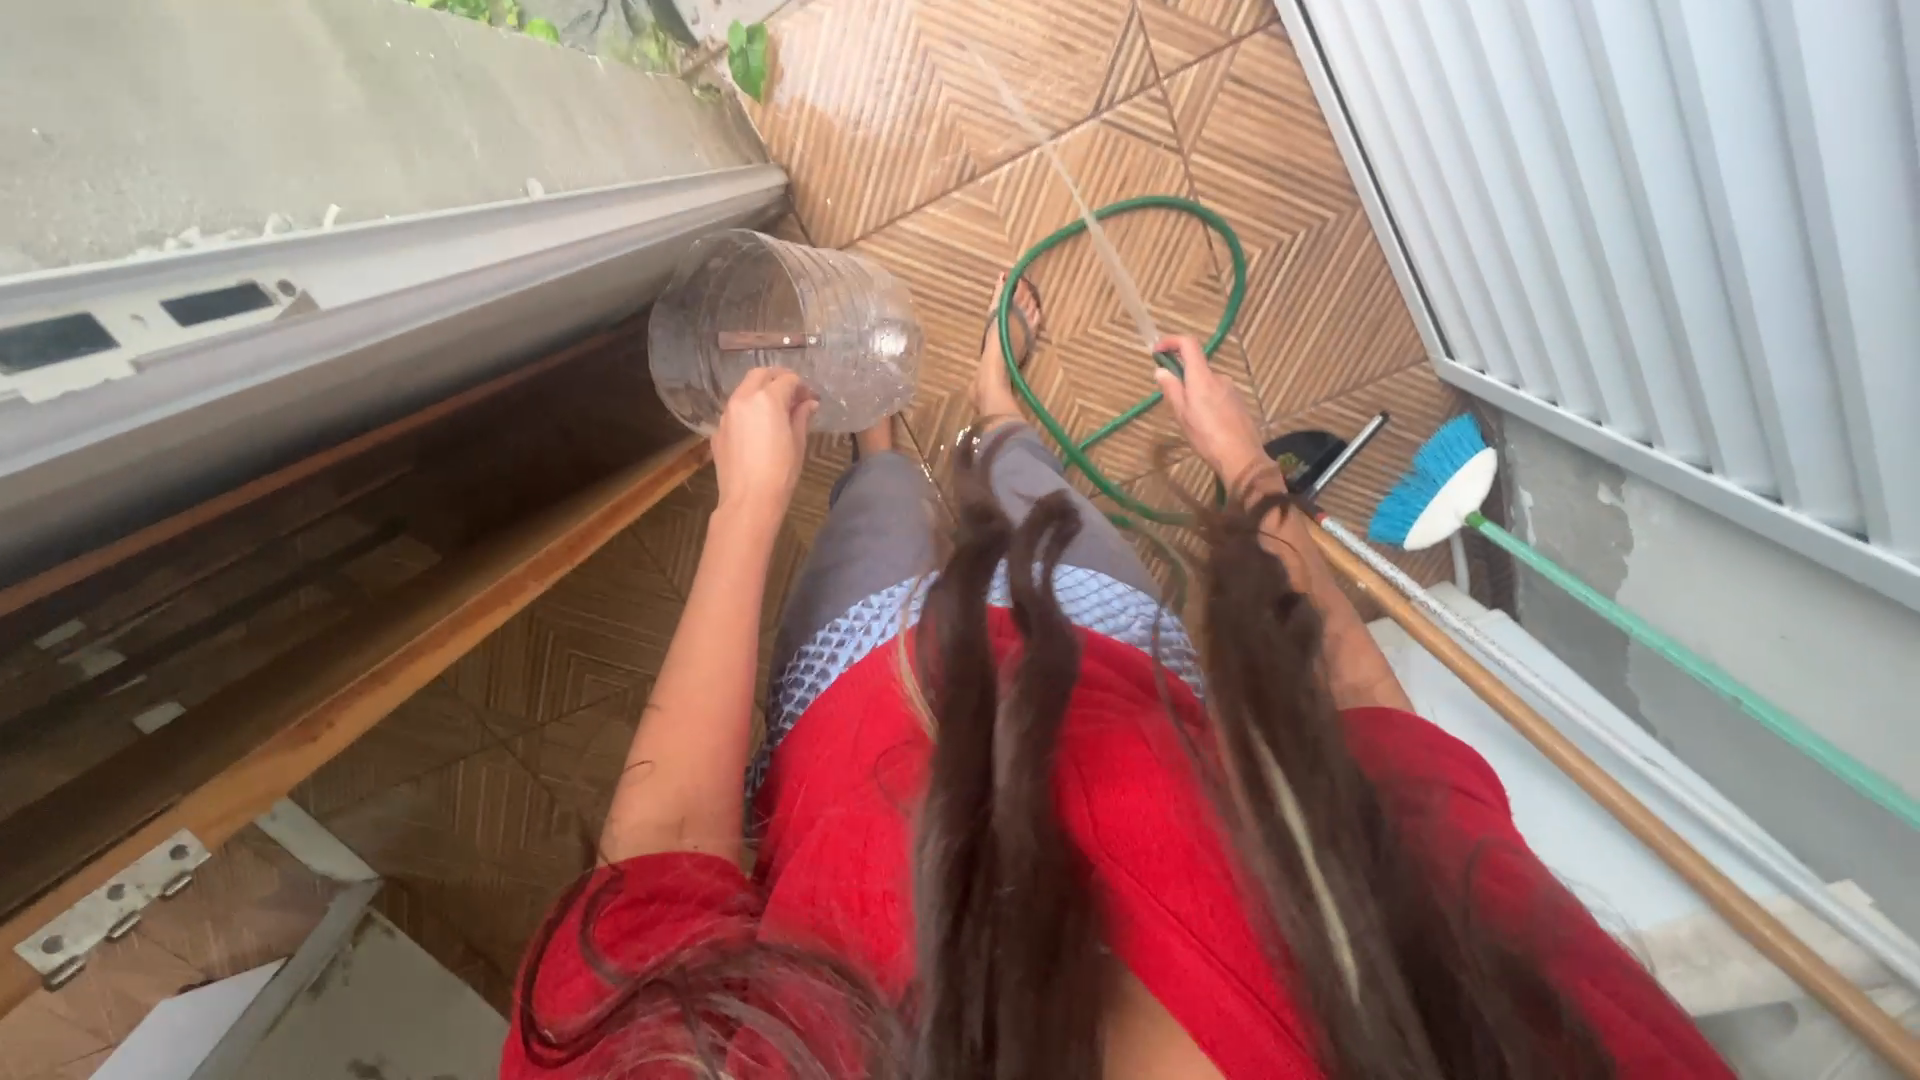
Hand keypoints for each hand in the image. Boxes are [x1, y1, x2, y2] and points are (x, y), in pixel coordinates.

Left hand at [711, 368, 817, 523]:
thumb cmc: (781, 472)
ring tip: (775, 411)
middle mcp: (743, 399)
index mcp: (767, 399)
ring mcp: (726, 414)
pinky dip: (748, 411)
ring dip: (760, 393)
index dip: (802, 387)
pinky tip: (757, 430)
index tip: (810, 399)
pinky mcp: (718, 431)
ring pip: (743, 391)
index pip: (788, 379)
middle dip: (777, 379)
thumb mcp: (797, 443)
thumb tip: (809, 403)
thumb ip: (801, 416)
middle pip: (760, 375)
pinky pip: (734, 412)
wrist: (749, 500)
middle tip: (792, 394)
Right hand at [1151, 336, 1271, 490]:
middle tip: (1174, 405)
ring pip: (1206, 384)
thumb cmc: (1206, 436)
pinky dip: (1208, 402)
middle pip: (1197, 368)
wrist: (1241, 456)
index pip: (1189, 344)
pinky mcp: (1238, 401)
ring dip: (1196, 394)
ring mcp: (1231, 389)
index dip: (1171, 341)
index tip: (1157, 350)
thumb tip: (1161, 370)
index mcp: (1202, 377)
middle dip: (1182, 379)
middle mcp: (1219, 377)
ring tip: (1192, 421)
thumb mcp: (1182, 414)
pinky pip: (1217, 394)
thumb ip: (1172, 389)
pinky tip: (1208, 425)